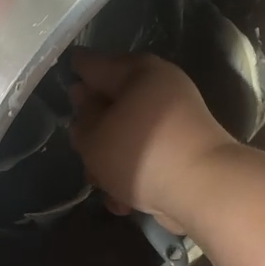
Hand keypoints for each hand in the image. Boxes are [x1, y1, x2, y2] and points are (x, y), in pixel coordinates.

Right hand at [68, 50, 236, 233]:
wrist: (203, 189)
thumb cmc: (139, 155)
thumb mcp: (94, 138)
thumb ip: (82, 117)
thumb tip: (83, 97)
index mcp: (137, 72)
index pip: (92, 64)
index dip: (72, 72)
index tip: (60, 81)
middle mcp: (159, 88)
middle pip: (111, 104)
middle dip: (93, 131)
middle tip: (82, 151)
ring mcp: (175, 119)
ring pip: (127, 135)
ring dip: (111, 161)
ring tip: (103, 187)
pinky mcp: (185, 149)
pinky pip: (148, 156)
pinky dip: (134, 174)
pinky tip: (124, 201)